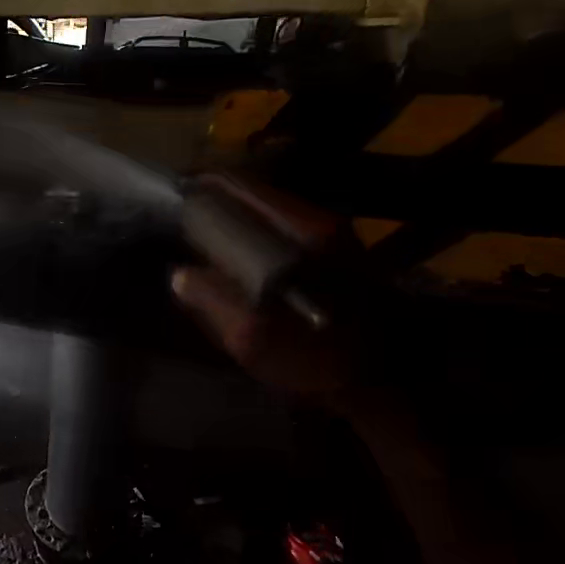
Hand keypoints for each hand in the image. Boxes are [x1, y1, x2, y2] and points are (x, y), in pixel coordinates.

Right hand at [170, 174, 355, 398]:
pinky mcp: (335, 247)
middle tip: (178, 222)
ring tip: (200, 238)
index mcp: (296, 230)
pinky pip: (278, 226)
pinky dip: (251, 232)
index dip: (197, 187)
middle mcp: (315, 219)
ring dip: (231, 217)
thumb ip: (212, 301)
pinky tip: (235, 256)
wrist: (394, 379)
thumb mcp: (254, 339)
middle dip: (210, 202)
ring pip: (264, 208)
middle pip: (249, 191)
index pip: (235, 184)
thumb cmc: (321, 359)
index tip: (170, 202)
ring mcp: (329, 232)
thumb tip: (180, 275)